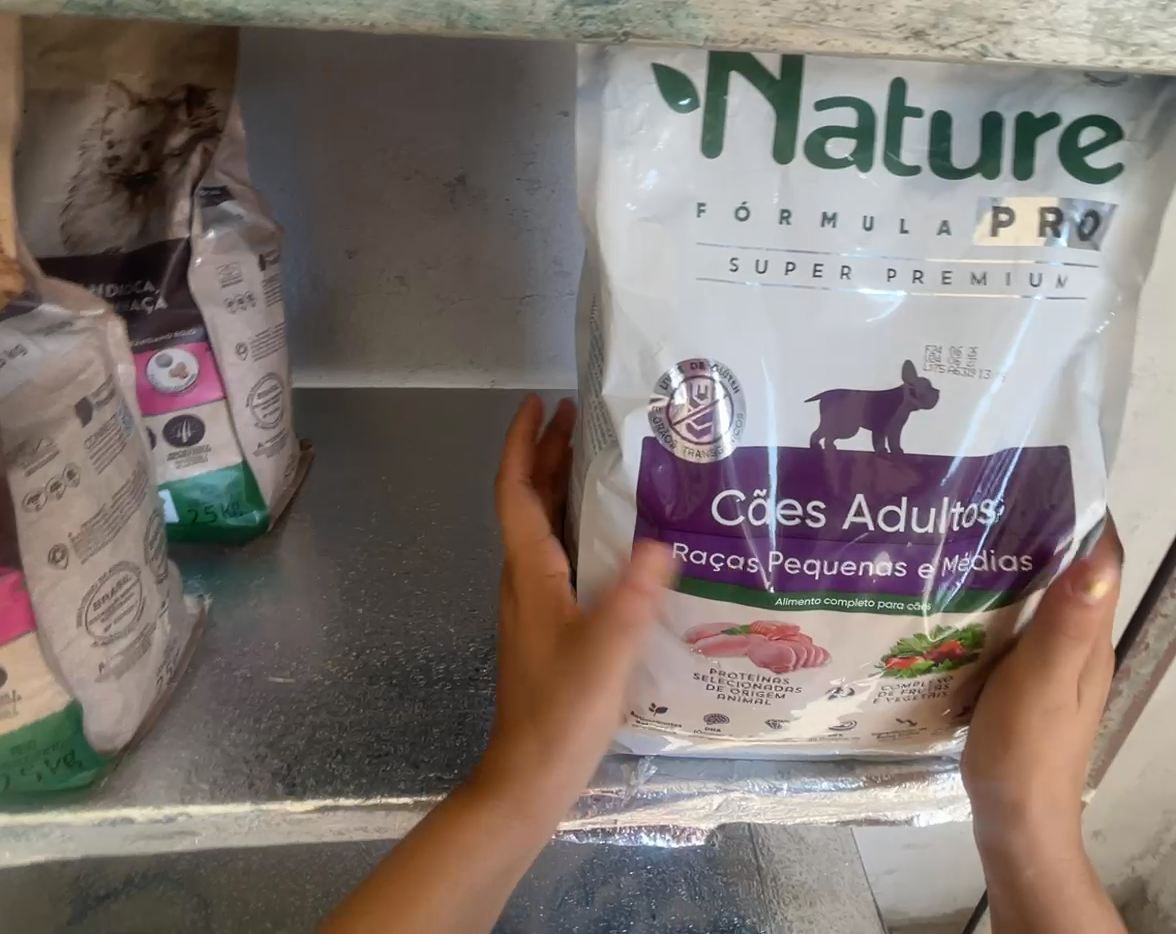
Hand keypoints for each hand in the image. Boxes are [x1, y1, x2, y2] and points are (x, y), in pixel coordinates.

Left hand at [321, 398, 675, 933]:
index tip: (537, 404)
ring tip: (594, 453)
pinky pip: (558, 550)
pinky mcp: (548, 616)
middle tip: (578, 414)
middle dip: (547, 451)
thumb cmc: (561, 709)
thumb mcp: (605, 652)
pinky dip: (575, 520)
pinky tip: (611, 528)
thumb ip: (631, 599)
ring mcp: (534, 596)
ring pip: (543, 523)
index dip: (521, 444)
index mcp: (529, 570)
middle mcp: (525, 574)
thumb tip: (660, 541)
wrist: (530, 771)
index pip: (515, 490)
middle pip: (529, 498)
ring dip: (560, 482)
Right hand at [962, 521, 1122, 853]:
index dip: (1077, 515)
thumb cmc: (1027, 747)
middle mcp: (1075, 641)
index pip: (1098, 560)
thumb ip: (1067, 623)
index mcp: (1088, 637)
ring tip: (958, 530)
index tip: (1033, 474)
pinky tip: (951, 590)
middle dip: (1033, 529)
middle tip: (978, 495)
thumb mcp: (1044, 681)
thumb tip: (1095, 556)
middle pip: (1064, 572)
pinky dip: (990, 596)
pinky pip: (1010, 620)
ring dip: (1009, 562)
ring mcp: (1047, 660)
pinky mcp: (1019, 675)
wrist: (1014, 819)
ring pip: (1035, 595)